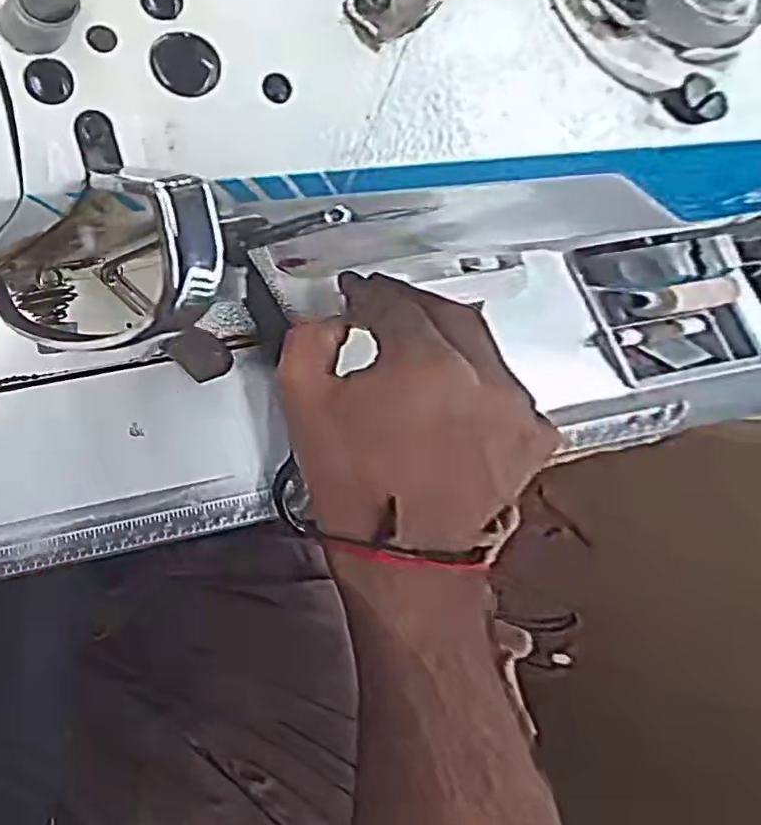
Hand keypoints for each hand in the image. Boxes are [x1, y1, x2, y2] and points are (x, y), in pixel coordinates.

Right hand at [278, 272, 559, 553]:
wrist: (401, 543)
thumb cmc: (352, 477)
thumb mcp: (300, 397)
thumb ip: (307, 341)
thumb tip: (326, 323)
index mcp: (423, 364)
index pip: (394, 303)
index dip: (366, 291)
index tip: (354, 289)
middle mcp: (482, 378)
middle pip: (449, 312)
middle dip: (409, 300)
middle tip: (380, 298)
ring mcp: (515, 407)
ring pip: (482, 345)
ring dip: (443, 331)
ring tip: (408, 337)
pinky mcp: (532, 434)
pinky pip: (502, 383)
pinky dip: (470, 371)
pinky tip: (442, 383)